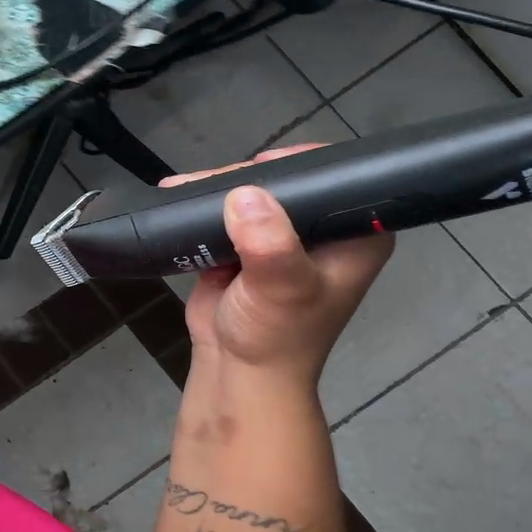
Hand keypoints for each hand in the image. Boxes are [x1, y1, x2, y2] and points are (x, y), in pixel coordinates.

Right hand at [161, 146, 392, 383]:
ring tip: (182, 185)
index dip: (304, 165)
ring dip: (217, 189)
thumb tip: (245, 195)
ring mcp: (278, 240)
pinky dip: (199, 207)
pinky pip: (223, 216)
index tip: (261, 164)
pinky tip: (175, 196)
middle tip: (209, 179)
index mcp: (355, 235)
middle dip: (245, 176)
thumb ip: (269, 244)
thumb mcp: (282, 287)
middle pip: (287, 184)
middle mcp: (321, 232)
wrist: (237, 367)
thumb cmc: (277, 332)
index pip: (340, 181)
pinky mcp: (240, 248)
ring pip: (251, 198)